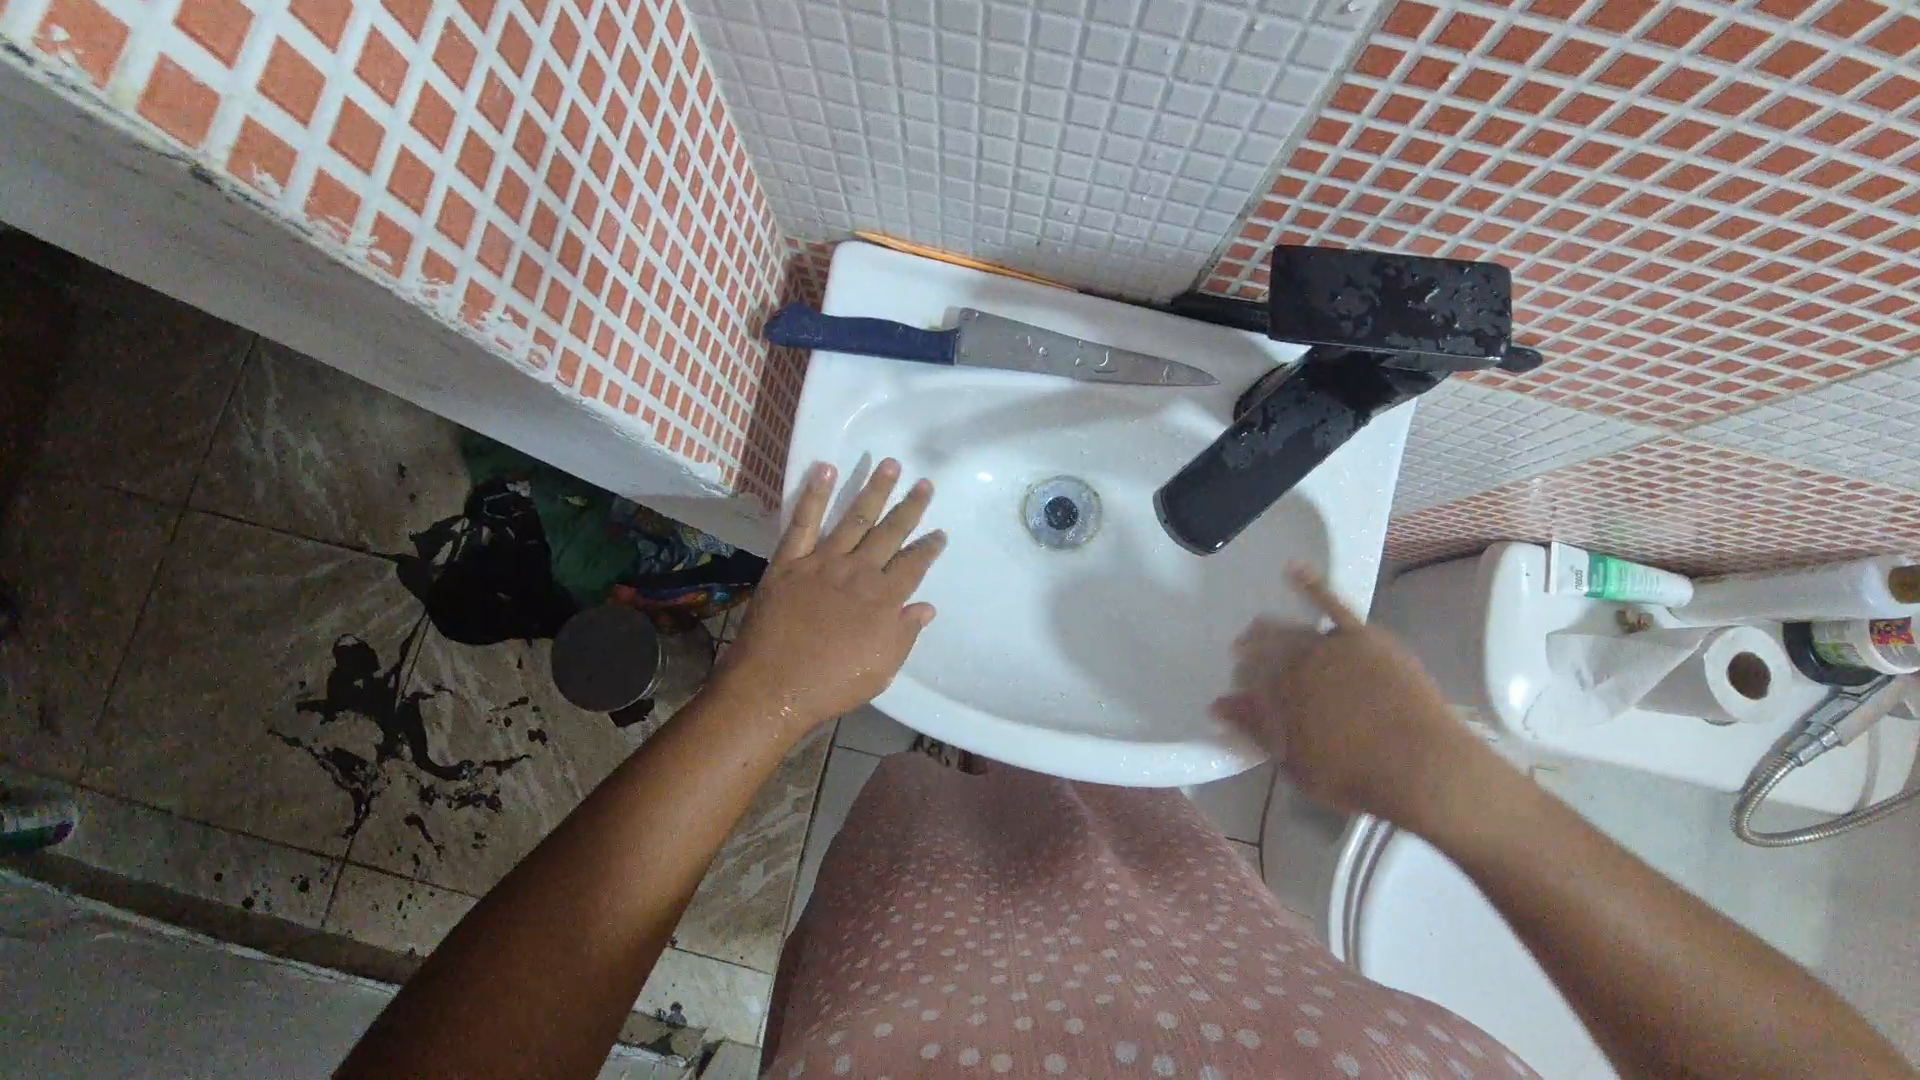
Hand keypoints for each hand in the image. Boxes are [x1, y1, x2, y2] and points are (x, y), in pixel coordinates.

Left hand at [715, 459, 945, 740]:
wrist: (774, 686)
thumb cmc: (833, 684)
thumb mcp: (882, 667)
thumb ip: (904, 633)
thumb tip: (925, 607)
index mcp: (884, 598)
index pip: (914, 564)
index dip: (929, 547)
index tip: (940, 532)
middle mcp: (858, 571)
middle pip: (890, 532)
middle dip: (910, 507)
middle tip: (924, 483)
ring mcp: (822, 562)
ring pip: (854, 518)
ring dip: (873, 489)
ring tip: (889, 464)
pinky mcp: (788, 562)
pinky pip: (803, 521)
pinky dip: (814, 494)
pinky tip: (825, 469)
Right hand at [1210, 564, 1486, 831]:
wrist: (1424, 767)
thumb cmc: (1355, 775)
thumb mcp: (1295, 763)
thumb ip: (1255, 729)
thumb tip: (1220, 705)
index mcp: (1277, 694)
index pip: (1247, 678)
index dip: (1241, 684)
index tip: (1238, 692)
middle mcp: (1297, 662)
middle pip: (1264, 650)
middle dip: (1249, 654)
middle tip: (1244, 659)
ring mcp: (1331, 646)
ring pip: (1289, 630)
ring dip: (1268, 628)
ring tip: (1258, 629)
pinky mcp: (1364, 637)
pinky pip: (1332, 604)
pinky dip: (1311, 585)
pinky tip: (1294, 569)